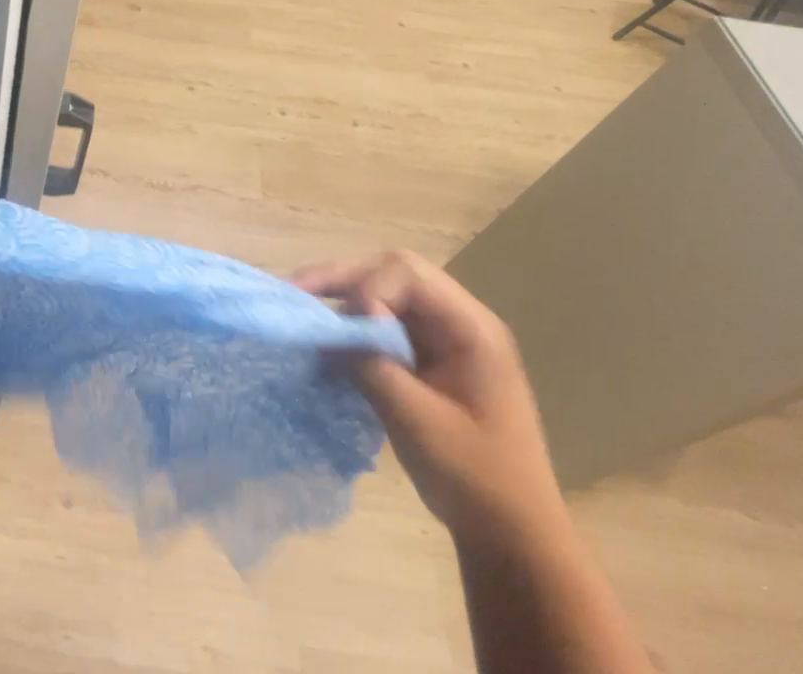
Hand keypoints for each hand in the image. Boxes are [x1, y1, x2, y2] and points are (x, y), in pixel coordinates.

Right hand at [293, 250, 562, 542]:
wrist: (509, 529)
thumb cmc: (473, 473)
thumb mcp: (416, 419)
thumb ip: (371, 366)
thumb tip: (325, 333)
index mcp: (470, 329)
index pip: (407, 275)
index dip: (366, 290)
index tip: (341, 330)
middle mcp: (457, 323)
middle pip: (392, 275)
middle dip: (341, 280)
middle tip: (293, 292)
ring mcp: (442, 342)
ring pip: (384, 298)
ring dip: (341, 304)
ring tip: (301, 316)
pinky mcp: (426, 363)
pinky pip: (383, 329)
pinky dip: (350, 332)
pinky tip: (323, 348)